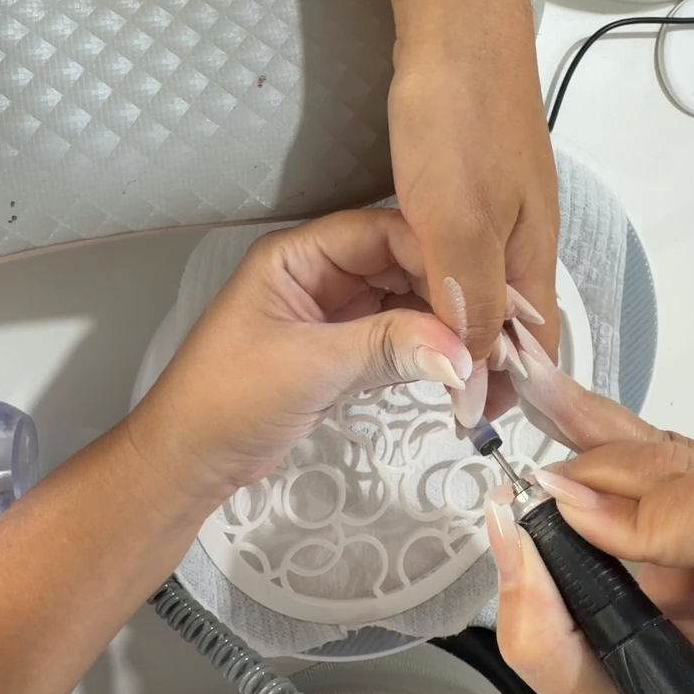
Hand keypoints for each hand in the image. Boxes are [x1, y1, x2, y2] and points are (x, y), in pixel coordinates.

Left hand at [126, 208, 475, 504]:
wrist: (192, 459)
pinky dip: (426, 351)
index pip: (381, 233)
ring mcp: (332, 312)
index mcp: (299, 255)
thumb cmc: (227, 399)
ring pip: (403, 303)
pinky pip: (396, 337)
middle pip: (400, 266)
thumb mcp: (309, 365)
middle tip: (502, 326)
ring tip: (491, 351)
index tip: (484, 289)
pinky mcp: (341, 350)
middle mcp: (319, 274)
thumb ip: (386, 346)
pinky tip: (459, 366)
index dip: (436, 255)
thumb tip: (462, 349)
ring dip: (443, 326)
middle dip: (448, 294)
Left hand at [387, 18, 558, 427]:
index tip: (474, 424)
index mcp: (528, 253)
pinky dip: (447, 284)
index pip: (531, 341)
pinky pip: (464, 252)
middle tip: (447, 400)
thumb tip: (477, 362)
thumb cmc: (457, 122)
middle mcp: (521, 234)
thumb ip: (471, 290)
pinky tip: (420, 289)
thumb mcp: (458, 217)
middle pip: (513, 317)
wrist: (455, 26)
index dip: (507, 385)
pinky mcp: (471, 182)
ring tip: (430, 360)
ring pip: (486, 283)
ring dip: (465, 324)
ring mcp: (497, 205)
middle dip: (487, 361)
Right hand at [489, 338, 693, 693]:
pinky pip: (675, 444)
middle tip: (534, 477)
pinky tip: (558, 397)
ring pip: (678, 447)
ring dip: (597, 436)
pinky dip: (608, 427)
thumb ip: (541, 630)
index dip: (634, 506)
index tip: (560, 507)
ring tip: (533, 394)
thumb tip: (507, 522)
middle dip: (599, 465)